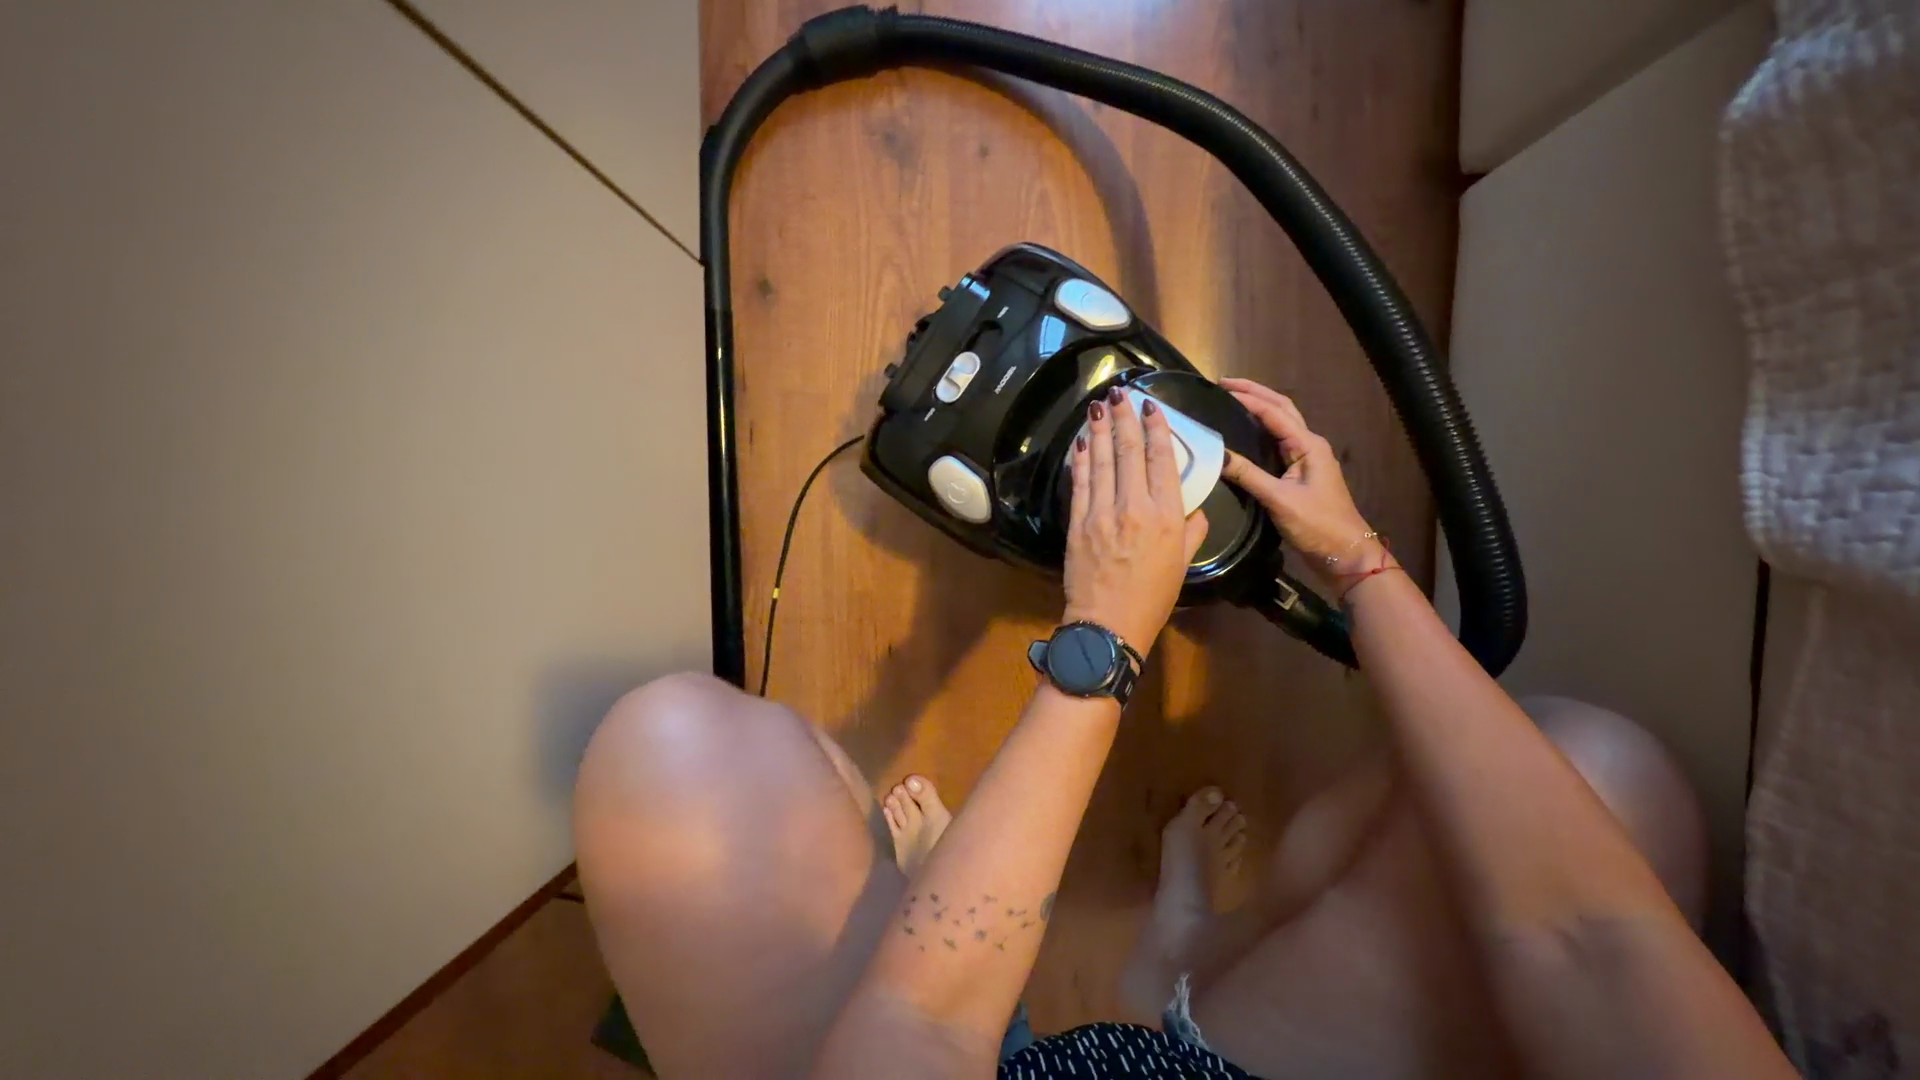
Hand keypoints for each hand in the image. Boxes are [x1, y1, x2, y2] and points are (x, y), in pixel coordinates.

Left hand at [1061, 386, 1209, 652]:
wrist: (1108, 624)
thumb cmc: (1151, 598)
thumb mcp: (1182, 564)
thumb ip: (1191, 531)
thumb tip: (1194, 511)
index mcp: (1167, 515)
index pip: (1161, 461)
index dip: (1157, 430)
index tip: (1152, 408)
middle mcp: (1135, 506)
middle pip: (1129, 452)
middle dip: (1125, 419)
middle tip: (1120, 394)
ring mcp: (1102, 512)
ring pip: (1101, 460)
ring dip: (1100, 430)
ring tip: (1099, 405)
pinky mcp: (1077, 522)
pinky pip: (1080, 482)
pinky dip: (1081, 459)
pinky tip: (1081, 441)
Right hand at [1218, 378, 1379, 567]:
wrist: (1345, 552)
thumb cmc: (1317, 525)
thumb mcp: (1279, 500)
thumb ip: (1249, 475)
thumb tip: (1218, 455)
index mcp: (1308, 445)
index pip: (1274, 413)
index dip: (1247, 398)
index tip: (1220, 387)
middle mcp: (1309, 445)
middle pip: (1281, 409)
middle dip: (1255, 393)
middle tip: (1224, 384)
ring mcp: (1306, 458)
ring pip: (1281, 423)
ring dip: (1259, 407)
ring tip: (1232, 400)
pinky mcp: (1300, 472)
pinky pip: (1278, 441)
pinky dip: (1261, 428)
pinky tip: (1246, 431)